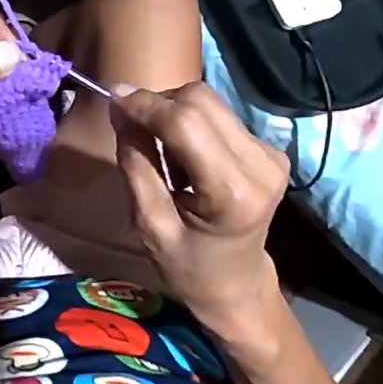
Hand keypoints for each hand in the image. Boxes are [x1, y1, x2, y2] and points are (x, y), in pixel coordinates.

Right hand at [111, 82, 290, 335]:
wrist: (235, 283)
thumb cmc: (186, 265)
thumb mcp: (147, 223)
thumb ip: (135, 163)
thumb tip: (120, 106)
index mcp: (232, 193)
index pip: (185, 124)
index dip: (145, 105)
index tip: (112, 101)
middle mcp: (260, 165)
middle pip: (199, 101)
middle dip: (157, 105)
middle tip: (130, 128)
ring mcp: (270, 153)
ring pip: (208, 101)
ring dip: (172, 112)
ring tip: (159, 149)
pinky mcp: (269, 147)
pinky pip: (218, 114)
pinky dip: (189, 123)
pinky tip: (182, 154)